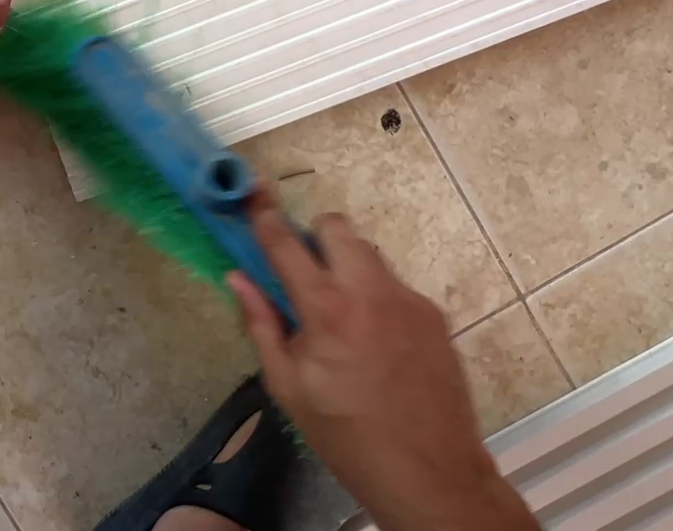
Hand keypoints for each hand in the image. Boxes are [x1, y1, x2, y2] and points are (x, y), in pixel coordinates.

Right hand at [228, 197, 538, 530]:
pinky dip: (375, 295)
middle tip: (305, 271)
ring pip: (367, 251)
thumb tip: (238, 278)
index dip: (265, 215)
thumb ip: (261, 324)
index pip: (286, 243)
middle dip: (313, 236)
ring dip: (346, 264)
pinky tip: (376, 340)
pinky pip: (393, 284)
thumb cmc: (348, 437)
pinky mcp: (433, 314)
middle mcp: (369, 290)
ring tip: (342, 313)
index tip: (253, 196)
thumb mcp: (288, 387)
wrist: (434, 477)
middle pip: (335, 225)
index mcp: (326, 309)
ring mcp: (407, 298)